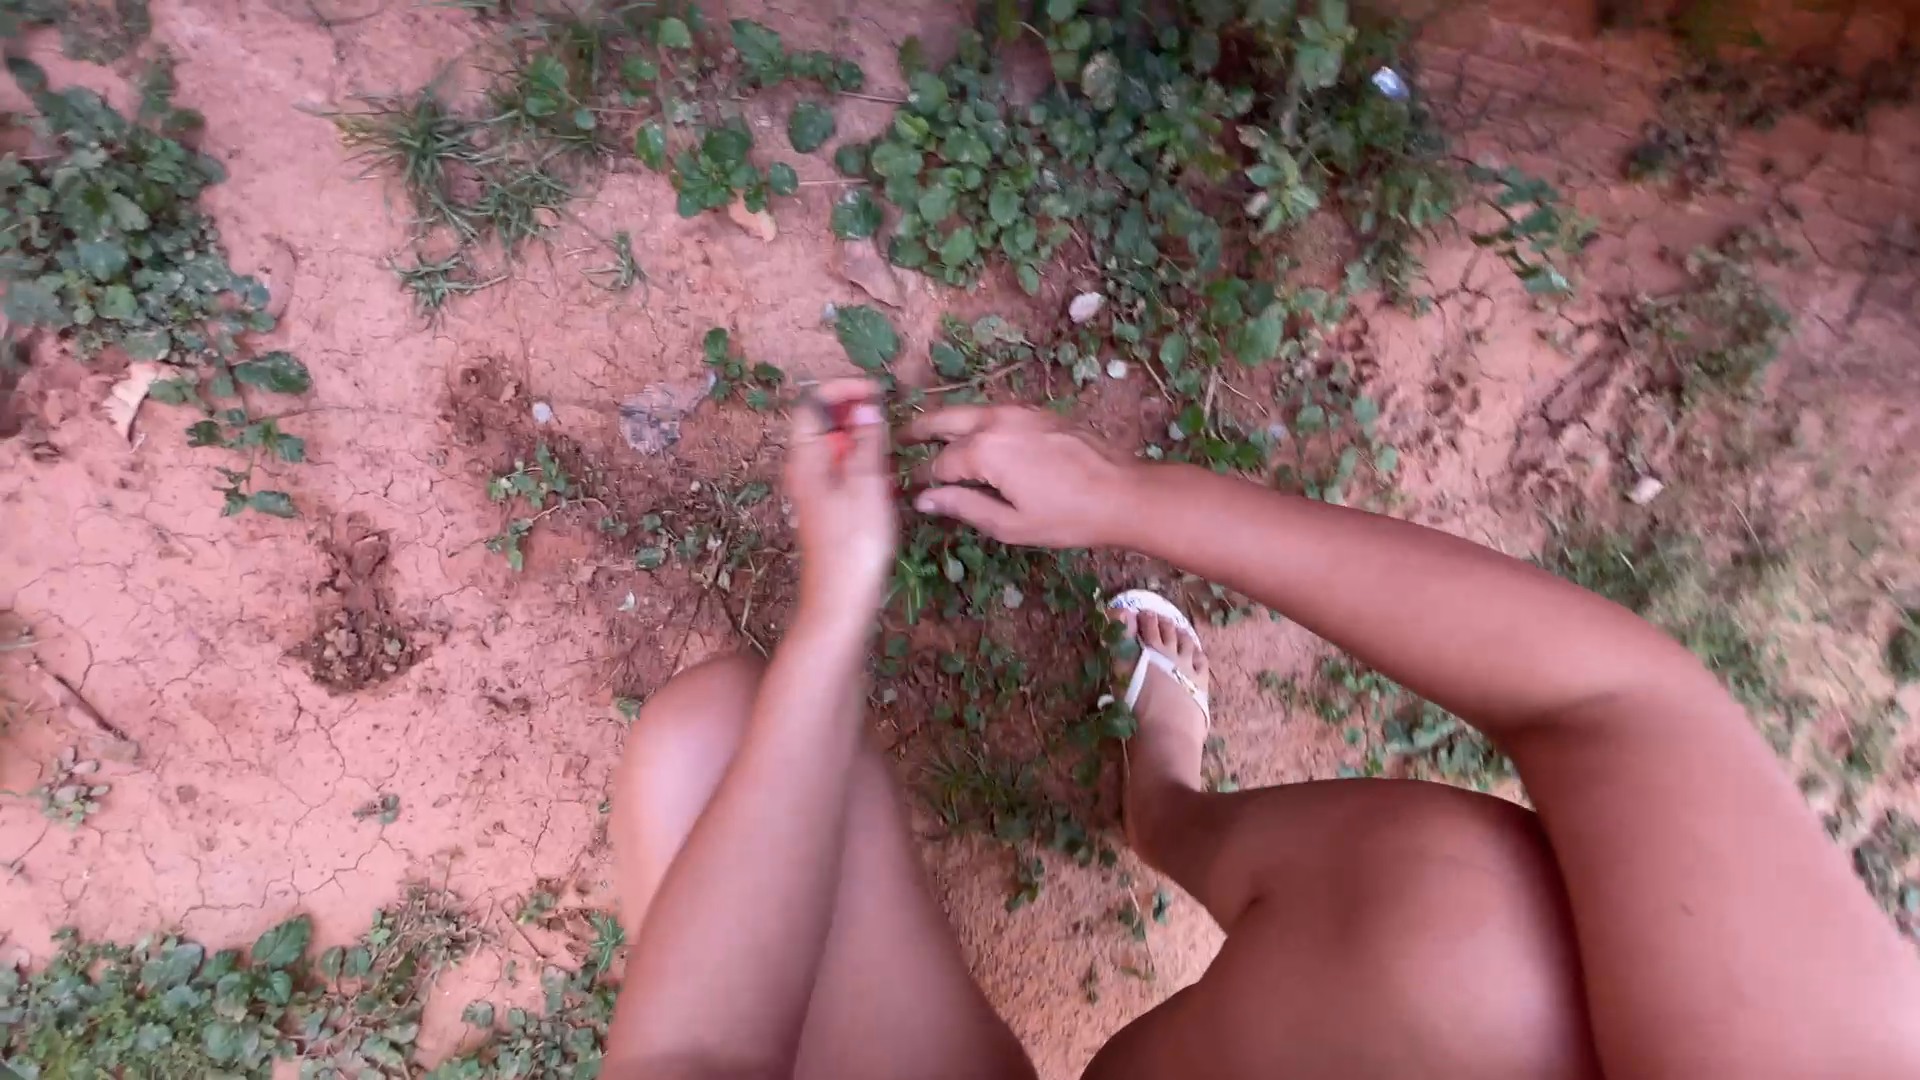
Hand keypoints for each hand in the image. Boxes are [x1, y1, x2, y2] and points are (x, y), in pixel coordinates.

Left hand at [786, 379, 896, 622]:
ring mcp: (814, 489)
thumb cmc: (854, 543)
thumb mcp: (866, 483)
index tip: (876, 392)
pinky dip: (861, 462)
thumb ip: (867, 440)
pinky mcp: (828, 507)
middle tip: (886, 413)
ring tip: (890, 442)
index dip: (844, 389)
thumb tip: (867, 406)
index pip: (814, 403)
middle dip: (853, 410)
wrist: (842, 598)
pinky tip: (885, 475)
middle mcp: (804, 469)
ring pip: (835, 447)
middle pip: (822, 423)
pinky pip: (841, 470)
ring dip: (861, 437)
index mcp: (805, 458)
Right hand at [903, 405, 1136, 547]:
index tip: (908, 489)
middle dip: (920, 430)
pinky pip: (995, 412)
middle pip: (946, 420)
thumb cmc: (1067, 516)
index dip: (922, 478)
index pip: (940, 463)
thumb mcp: (1010, 524)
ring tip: (926, 433)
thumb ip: (964, 506)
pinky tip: (972, 434)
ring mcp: (1021, 412)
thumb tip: (926, 498)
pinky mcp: (1039, 413)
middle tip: (899, 438)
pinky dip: (974, 420)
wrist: (1123, 492)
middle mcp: (998, 421)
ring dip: (946, 421)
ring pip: (971, 411)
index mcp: (985, 450)